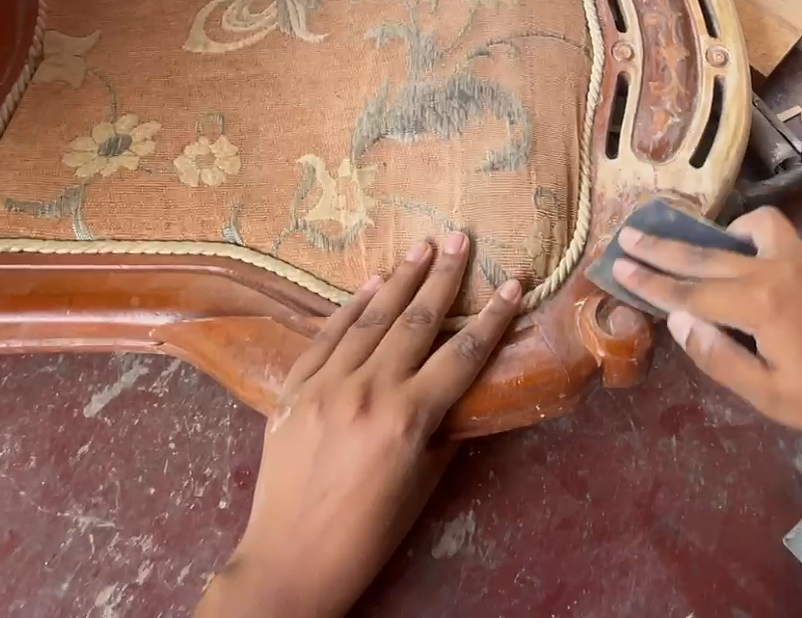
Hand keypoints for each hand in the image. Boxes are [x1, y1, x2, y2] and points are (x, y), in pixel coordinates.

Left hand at [196, 232, 521, 617]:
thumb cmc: (368, 533)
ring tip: (423, 246)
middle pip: (418, 321)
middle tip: (461, 237)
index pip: (464, 353)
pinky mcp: (295, 389)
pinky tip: (371, 281)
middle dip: (445, 276)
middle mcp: (370, 390)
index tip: (514, 282)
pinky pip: (327, 335)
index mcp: (408, 418)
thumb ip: (444, 427)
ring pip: (372, 318)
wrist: (287, 563)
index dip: (495, 316)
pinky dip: (351, 305)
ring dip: (401, 278)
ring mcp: (328, 385)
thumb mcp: (423, 484)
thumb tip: (462, 388)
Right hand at [614, 207, 801, 457]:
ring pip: (743, 230)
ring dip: (710, 235)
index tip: (618, 265)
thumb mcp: (767, 395)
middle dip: (663, 247)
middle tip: (628, 235)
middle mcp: (774, 271)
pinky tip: (740, 256)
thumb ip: (717, 356)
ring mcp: (798, 262)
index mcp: (759, 305)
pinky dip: (747, 235)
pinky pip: (772, 233)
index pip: (689, 292)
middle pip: (706, 255)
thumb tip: (677, 319)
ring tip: (688, 250)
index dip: (650, 282)